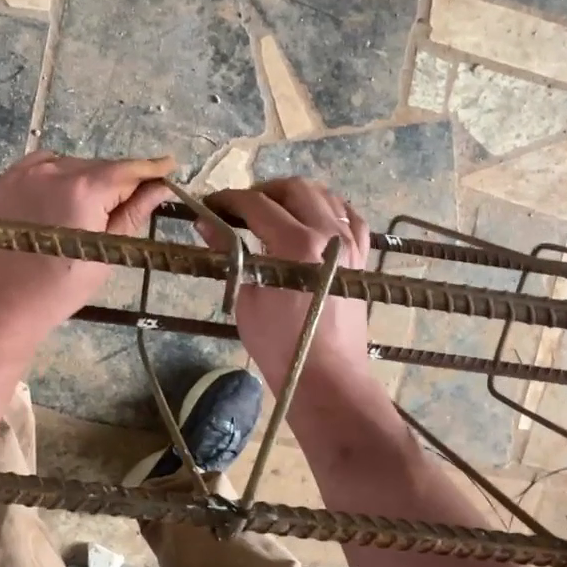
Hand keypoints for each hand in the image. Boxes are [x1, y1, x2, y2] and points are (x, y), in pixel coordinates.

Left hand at [0, 151, 176, 342]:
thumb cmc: (58, 289)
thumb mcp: (104, 253)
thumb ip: (133, 213)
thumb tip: (160, 187)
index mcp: (83, 189)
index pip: (127, 169)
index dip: (151, 168)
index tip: (170, 166)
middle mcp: (53, 171)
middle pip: (98, 167)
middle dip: (117, 181)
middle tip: (130, 201)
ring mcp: (24, 173)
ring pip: (70, 165)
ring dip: (85, 179)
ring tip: (88, 210)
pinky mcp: (4, 181)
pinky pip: (41, 167)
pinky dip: (56, 177)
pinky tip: (59, 200)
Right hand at [200, 179, 372, 393]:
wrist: (326, 376)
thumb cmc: (278, 343)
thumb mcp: (245, 297)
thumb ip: (229, 253)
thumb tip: (206, 224)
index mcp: (295, 245)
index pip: (256, 204)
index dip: (228, 200)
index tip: (209, 204)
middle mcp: (327, 235)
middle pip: (294, 189)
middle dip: (262, 191)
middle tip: (239, 209)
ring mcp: (349, 244)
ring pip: (324, 196)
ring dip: (294, 196)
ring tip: (271, 211)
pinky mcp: (360, 258)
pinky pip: (348, 217)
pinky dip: (327, 210)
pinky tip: (311, 219)